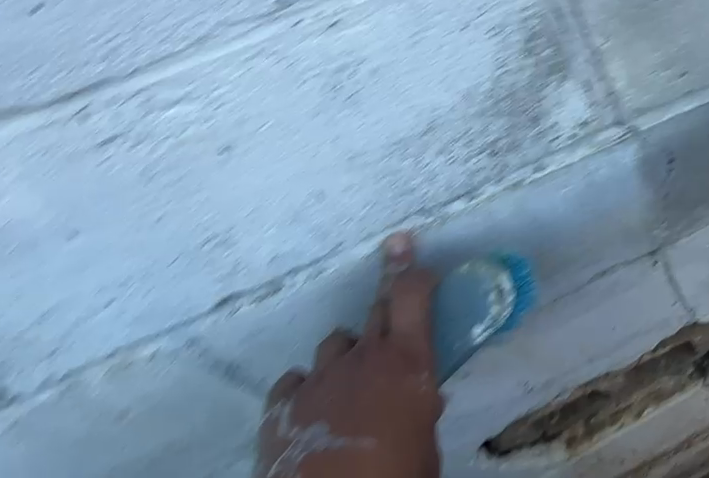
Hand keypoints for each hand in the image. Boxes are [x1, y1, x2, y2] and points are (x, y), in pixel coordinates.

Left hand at [256, 233, 442, 477]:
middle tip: (392, 331)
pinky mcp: (282, 408)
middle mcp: (364, 358)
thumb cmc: (396, 476)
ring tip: (351, 382)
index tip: (410, 253)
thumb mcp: (426, 443)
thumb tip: (422, 402)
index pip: (411, 293)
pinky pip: (294, 380)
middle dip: (386, 314)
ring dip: (347, 354)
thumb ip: (422, 409)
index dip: (412, 270)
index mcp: (407, 361)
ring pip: (335, 342)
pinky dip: (306, 387)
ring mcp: (319, 380)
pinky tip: (311, 408)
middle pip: (376, 311)